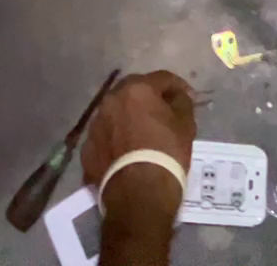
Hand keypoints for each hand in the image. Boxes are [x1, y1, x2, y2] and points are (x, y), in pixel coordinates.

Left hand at [80, 71, 196, 208]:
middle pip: (134, 91)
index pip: (162, 78)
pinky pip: (105, 136)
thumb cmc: (166, 154)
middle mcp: (111, 99)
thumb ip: (182, 102)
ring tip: (141, 133)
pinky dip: (115, 139)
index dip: (178, 86)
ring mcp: (95, 124)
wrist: (138, 197)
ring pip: (115, 112)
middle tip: (162, 111)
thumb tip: (178, 96)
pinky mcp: (87, 148)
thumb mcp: (186, 125)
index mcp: (137, 89)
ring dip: (128, 117)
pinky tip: (124, 152)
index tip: (189, 97)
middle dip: (149, 97)